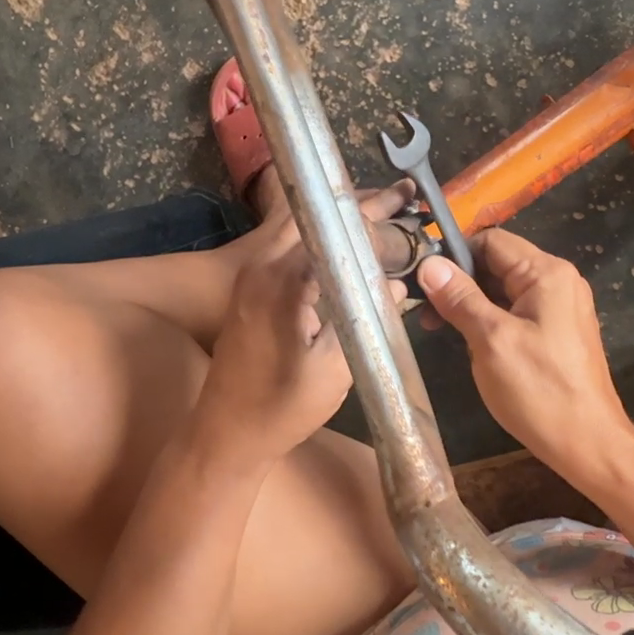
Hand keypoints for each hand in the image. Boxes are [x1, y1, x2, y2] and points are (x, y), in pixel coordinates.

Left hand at [188, 183, 413, 465]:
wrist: (224, 436)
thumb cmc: (281, 409)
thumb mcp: (335, 369)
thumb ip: (367, 319)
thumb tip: (394, 284)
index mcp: (281, 281)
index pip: (333, 228)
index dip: (373, 217)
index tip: (409, 209)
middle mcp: (261, 267)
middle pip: (315, 216)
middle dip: (358, 206)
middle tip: (402, 198)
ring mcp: (251, 276)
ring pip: (302, 227)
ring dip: (340, 221)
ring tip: (385, 211)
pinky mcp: (251, 290)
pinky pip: (292, 247)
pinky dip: (324, 240)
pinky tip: (352, 249)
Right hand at [416, 229, 633, 470]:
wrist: (588, 443)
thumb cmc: (539, 390)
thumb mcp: (491, 340)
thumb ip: (460, 298)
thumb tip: (429, 264)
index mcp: (547, 273)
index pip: (491, 241)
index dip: (454, 256)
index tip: (423, 281)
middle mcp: (559, 280)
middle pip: (498, 263)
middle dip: (460, 283)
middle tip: (425, 313)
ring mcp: (561, 307)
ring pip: (504, 289)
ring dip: (472, 304)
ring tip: (441, 330)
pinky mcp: (558, 331)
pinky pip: (517, 311)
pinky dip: (490, 320)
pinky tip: (471, 343)